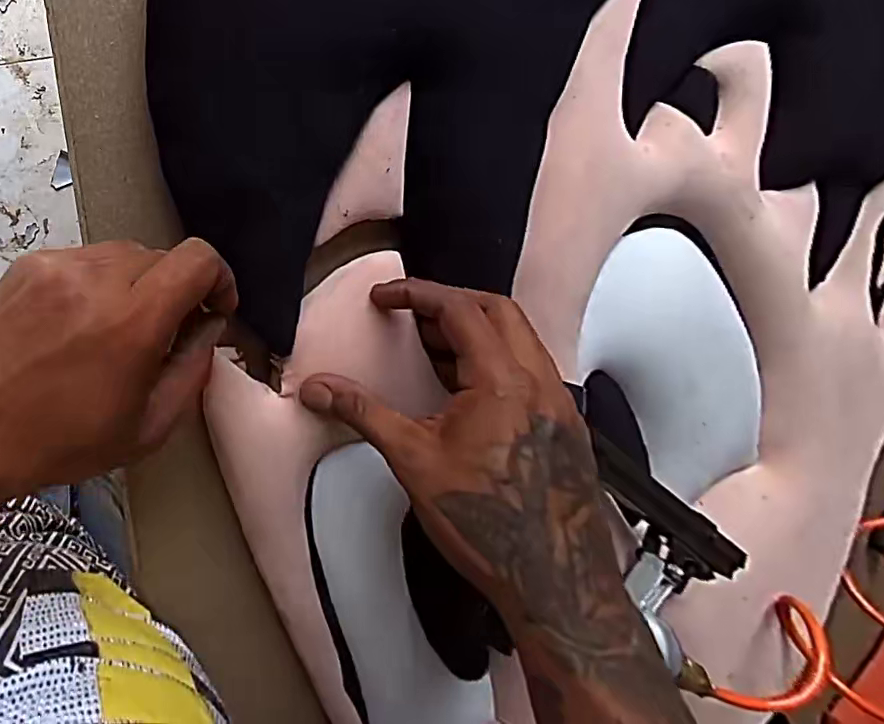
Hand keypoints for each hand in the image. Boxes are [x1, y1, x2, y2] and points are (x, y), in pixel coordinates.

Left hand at [0, 238, 236, 499]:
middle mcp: (95, 280)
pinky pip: (85, 258)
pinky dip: (95, 282)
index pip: (197, 258)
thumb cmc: (59, 441)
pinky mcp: (30, 262)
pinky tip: (74, 320)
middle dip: (172, 290)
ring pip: (123, 253)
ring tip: (109, 328)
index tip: (211, 307)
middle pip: (162, 256)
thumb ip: (193, 368)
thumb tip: (209, 323)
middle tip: (157, 332)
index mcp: (131, 323)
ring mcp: (57, 265)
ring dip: (132, 284)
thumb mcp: (147, 428)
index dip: (218, 278)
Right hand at [299, 280, 688, 723]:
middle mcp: (540, 386)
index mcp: (505, 383)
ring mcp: (558, 406)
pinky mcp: (563, 428)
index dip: (416, 294)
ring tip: (429, 346)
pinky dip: (490, 358)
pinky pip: (527, 369)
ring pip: (517, 338)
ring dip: (471, 329)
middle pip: (497, 310)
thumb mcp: (411, 459)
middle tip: (410, 311)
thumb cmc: (495, 528)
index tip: (386, 297)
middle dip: (447, 301)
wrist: (557, 588)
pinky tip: (460, 387)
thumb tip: (321, 389)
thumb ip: (362, 412)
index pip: (460, 309)